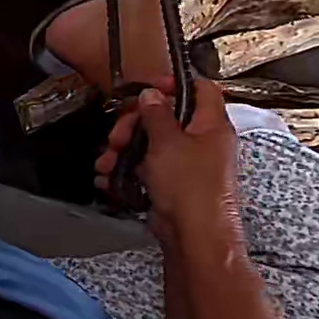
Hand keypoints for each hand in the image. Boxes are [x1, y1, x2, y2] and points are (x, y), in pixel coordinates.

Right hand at [94, 78, 241, 246]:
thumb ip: (156, 114)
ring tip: (107, 162)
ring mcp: (187, 164)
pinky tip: (110, 177)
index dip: (174, 84)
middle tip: (118, 135)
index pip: (201, 90)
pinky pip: (146, 167)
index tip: (148, 89)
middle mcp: (202, 142)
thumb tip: (151, 95)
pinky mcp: (172, 184)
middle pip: (165, 118)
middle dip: (133, 124)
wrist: (193, 235)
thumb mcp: (167, 141)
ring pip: (150, 144)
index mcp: (211, 125)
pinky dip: (127, 169)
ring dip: (123, 149)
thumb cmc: (190, 187)